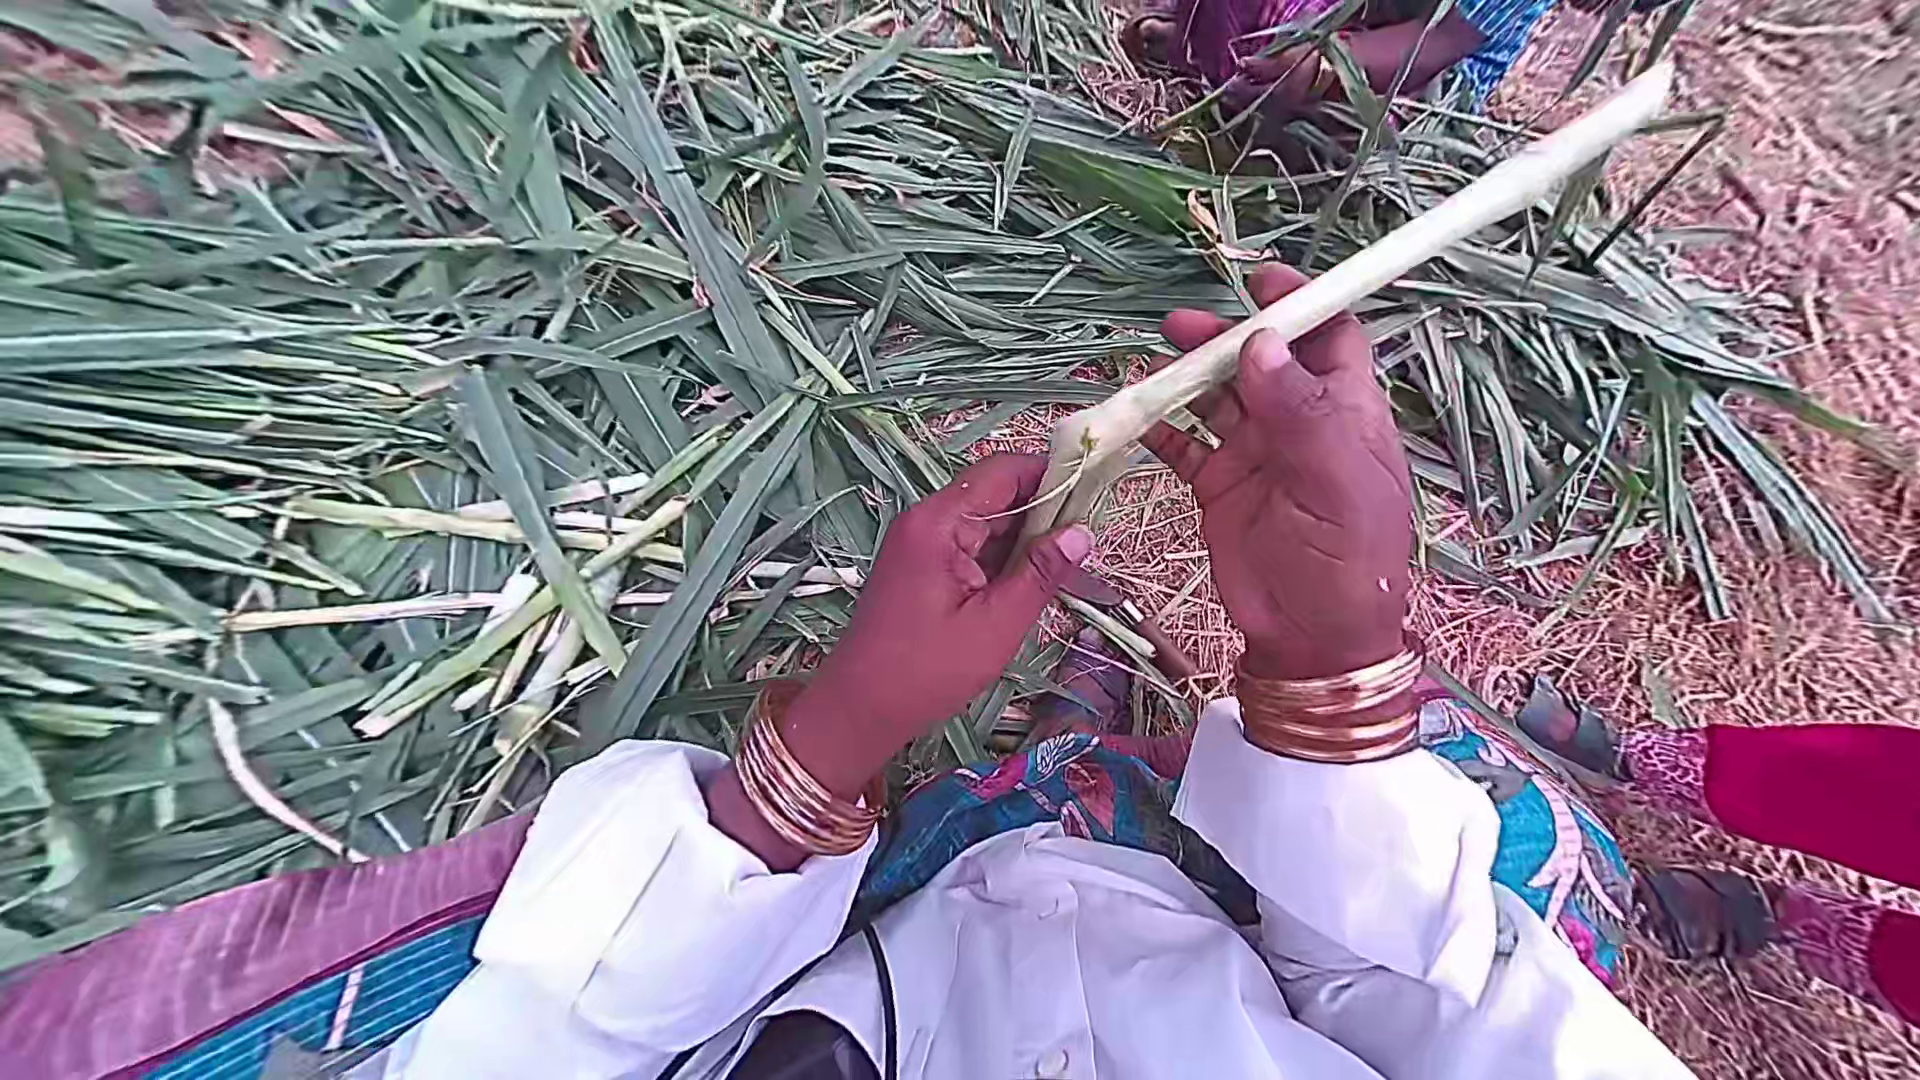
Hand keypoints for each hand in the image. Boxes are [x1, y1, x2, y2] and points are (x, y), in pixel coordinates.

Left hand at [781, 454, 1094, 794]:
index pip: (1001, 471)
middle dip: (1042, 513)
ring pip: (986, 523)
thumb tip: (1082, 533)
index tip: (1091, 490)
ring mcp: (922, 543)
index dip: (1049, 474)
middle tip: (1087, 539)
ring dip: (1024, 540)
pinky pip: (971, 547)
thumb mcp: (996, 624)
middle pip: (994, 495)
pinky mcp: (923, 565)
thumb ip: (1041, 574)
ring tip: (1067, 564)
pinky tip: (1032, 580)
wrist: (862, 706)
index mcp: (938, 523)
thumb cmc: (927, 670)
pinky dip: (1003, 559)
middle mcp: (926, 521)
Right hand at [1141, 263, 1411, 679]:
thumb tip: (1261, 346)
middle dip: (1223, 340)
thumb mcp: (1335, 485)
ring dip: (1185, 382)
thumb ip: (1301, 415)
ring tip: (1152, 367)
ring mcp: (1252, 457)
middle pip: (1257, 365)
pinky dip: (1160, 433)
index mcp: (1343, 415)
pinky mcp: (1217, 487)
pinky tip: (1138, 422)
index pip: (1327, 340)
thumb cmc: (1343, 561)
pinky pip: (1183, 449)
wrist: (1306, 633)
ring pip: (1214, 402)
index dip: (1300, 305)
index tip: (1261, 280)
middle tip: (1181, 326)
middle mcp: (1295, 427)